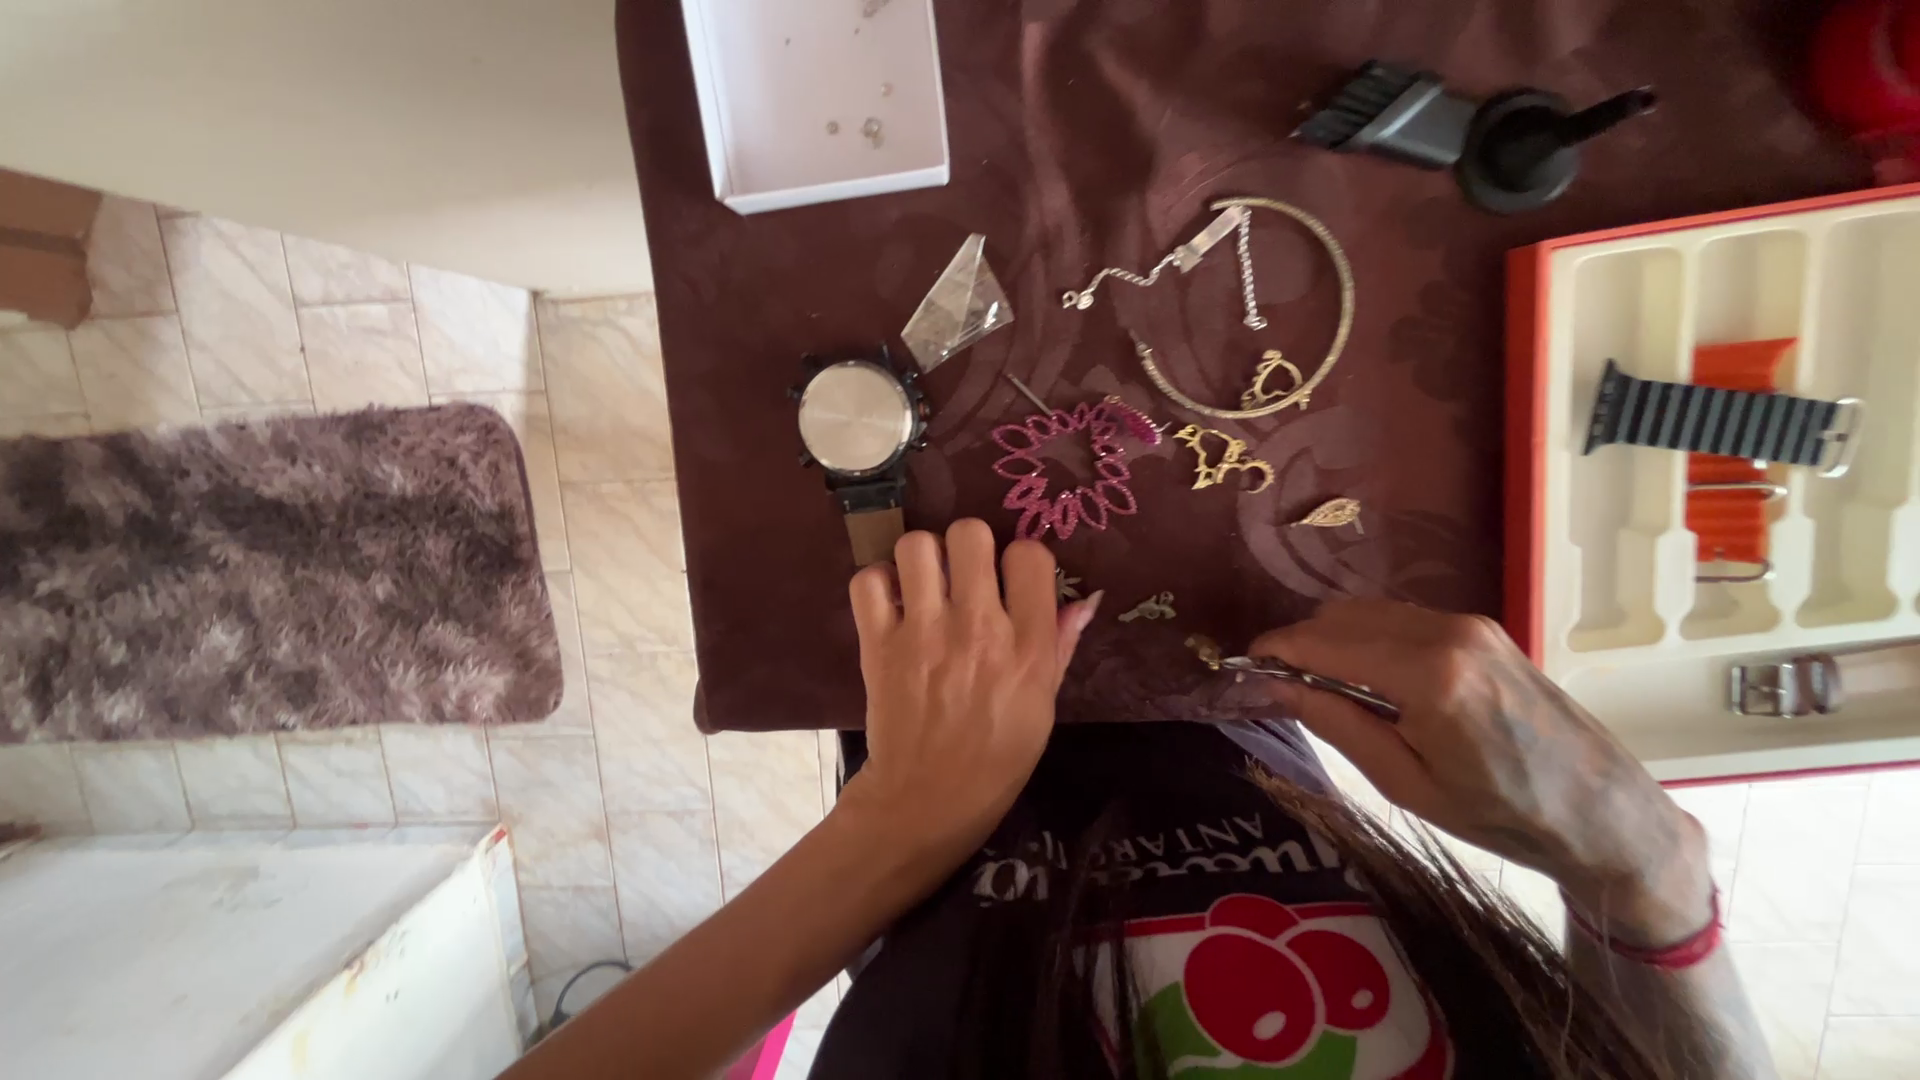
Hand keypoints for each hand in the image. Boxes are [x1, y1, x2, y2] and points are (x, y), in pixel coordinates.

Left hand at [838, 519, 1100, 866]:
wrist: (929, 799)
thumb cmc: (999, 755)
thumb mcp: (1045, 704)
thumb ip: (1061, 645)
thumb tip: (1085, 597)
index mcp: (1028, 647)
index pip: (1030, 555)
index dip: (1021, 557)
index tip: (1011, 577)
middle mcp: (978, 629)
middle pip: (971, 533)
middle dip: (969, 544)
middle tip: (964, 573)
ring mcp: (923, 634)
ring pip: (917, 545)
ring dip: (922, 557)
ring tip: (925, 584)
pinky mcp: (879, 645)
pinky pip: (868, 580)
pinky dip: (877, 583)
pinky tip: (892, 603)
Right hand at [1249, 599, 1711, 946]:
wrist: (1607, 813)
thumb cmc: (1501, 814)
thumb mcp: (1404, 782)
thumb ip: (1334, 723)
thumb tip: (1272, 685)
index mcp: (1427, 675)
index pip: (1322, 643)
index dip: (1274, 650)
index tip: (1244, 667)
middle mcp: (1446, 632)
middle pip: (1339, 617)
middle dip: (1299, 644)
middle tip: (1279, 685)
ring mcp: (1468, 623)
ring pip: (1366, 611)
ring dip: (1331, 638)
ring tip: (1322, 686)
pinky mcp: (1480, 627)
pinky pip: (1398, 617)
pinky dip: (1365, 636)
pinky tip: (1368, 677)